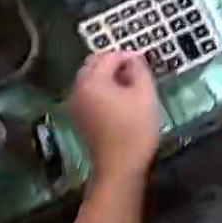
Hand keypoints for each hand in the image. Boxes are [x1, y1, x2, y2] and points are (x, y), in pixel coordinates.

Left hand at [70, 51, 161, 184]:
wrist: (120, 167)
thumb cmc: (136, 129)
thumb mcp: (146, 94)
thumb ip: (140, 70)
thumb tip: (134, 58)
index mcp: (92, 81)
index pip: (109, 56)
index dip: (129, 55)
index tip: (145, 61)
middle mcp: (78, 89)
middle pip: (94, 64)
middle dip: (115, 62)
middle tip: (137, 70)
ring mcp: (76, 104)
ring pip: (90, 78)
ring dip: (108, 75)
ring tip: (130, 84)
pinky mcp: (79, 117)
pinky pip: (89, 93)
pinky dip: (102, 89)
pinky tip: (119, 99)